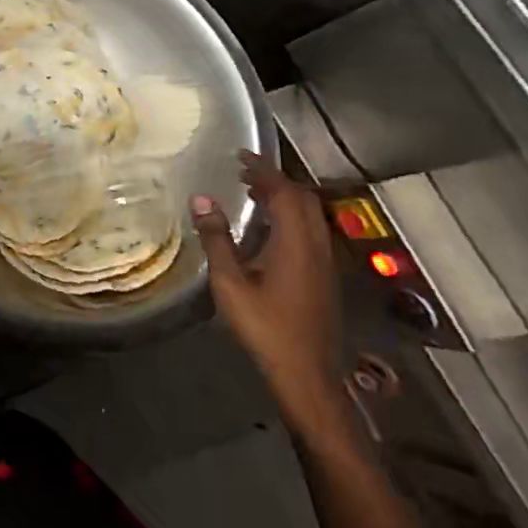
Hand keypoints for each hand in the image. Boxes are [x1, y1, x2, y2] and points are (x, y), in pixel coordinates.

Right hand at [191, 152, 342, 416]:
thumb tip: (202, 198)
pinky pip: (310, 231)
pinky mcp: (323, 276)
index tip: (240, 155)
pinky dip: (289, 216)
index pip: (286, 195)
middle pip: (305, 202)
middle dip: (276, 180)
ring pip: (311, 217)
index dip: (264, 171)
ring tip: (251, 190)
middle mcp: (318, 249)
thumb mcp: (229, 282)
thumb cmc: (264, 326)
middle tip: (242, 169)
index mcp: (297, 246)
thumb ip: (217, 238)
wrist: (307, 373)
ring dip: (284, 198)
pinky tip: (266, 224)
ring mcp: (325, 264)